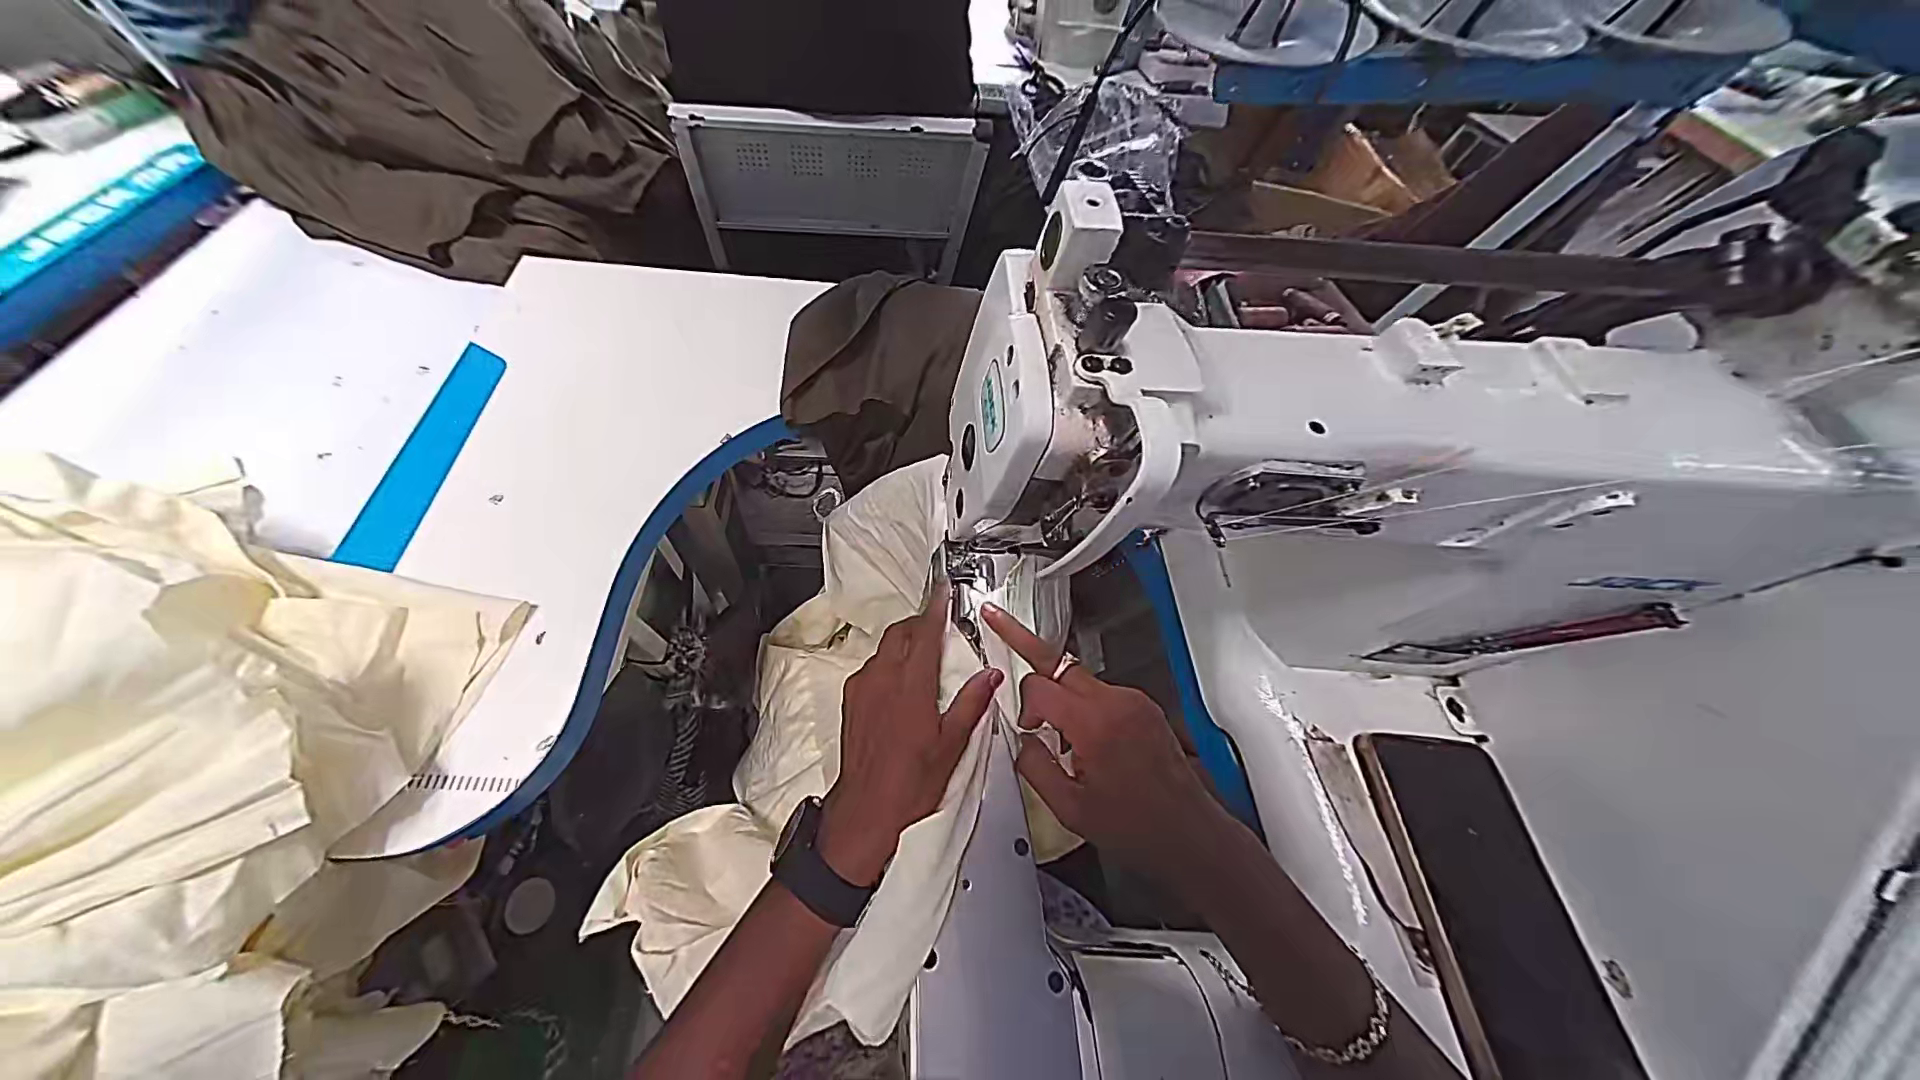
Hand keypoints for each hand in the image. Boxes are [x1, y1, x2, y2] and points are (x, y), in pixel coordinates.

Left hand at [821, 581, 1000, 886]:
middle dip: (920, 622)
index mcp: (912, 686)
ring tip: (924, 656)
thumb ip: (973, 703)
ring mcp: (863, 689)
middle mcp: (882, 681)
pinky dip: (888, 662)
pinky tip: (900, 683)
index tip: (943, 591)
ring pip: (884, 649)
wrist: (865, 812)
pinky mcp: (852, 702)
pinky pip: (871, 667)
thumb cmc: (908, 785)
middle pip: (901, 632)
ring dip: (904, 642)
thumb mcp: (952, 745)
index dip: (936, 608)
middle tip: (938, 625)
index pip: (925, 632)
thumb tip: (990, 676)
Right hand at [982, 602, 1226, 881]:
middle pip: (1058, 664)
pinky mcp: (1145, 707)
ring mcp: (1135, 702)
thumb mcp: (1068, 807)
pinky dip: (1085, 706)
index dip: (1022, 704)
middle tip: (1000, 625)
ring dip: (1061, 696)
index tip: (1020, 720)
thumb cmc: (1137, 827)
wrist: (1189, 834)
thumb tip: (1022, 739)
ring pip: (1079, 677)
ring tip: (1061, 738)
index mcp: (1094, 724)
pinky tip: (1087, 740)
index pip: (1039, 685)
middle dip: (1030, 661)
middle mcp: (1117, 703)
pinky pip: (1102, 692)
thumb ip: (1034, 764)